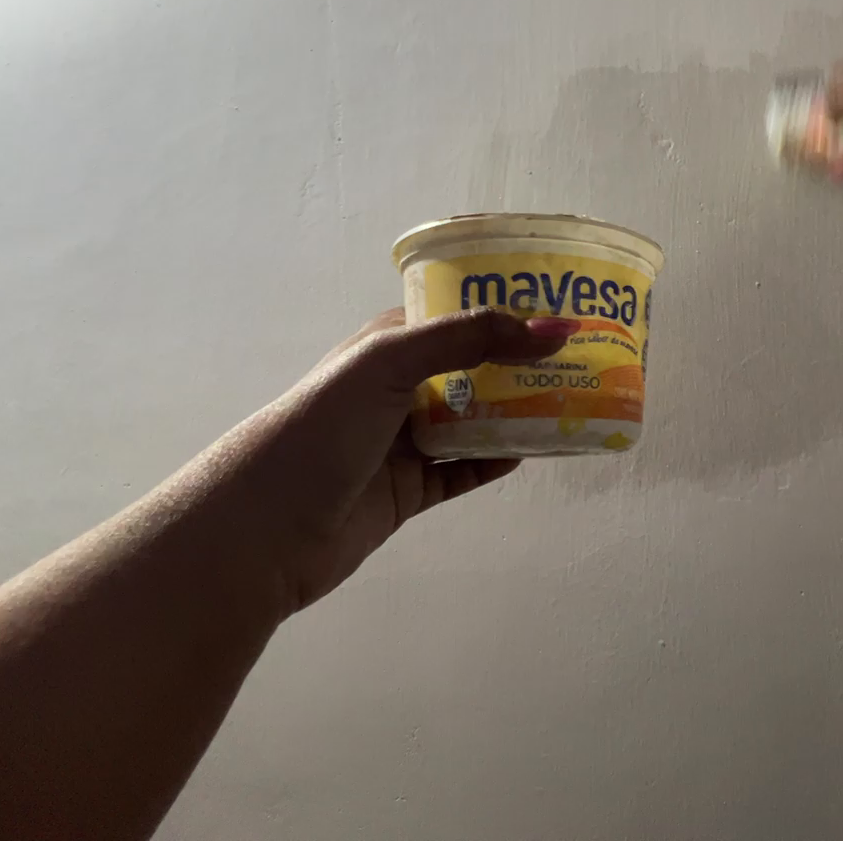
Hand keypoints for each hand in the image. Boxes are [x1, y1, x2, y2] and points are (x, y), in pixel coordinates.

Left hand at [188, 307, 574, 616]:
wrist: (263, 534)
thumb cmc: (322, 428)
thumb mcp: (391, 362)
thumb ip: (470, 339)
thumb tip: (556, 328)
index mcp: (388, 346)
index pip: (458, 316)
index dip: (506, 310)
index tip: (559, 309)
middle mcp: (399, 388)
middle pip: (473, 369)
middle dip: (521, 363)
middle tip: (579, 358)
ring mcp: (405, 441)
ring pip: (476, 419)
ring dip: (518, 412)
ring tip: (571, 403)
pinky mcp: (412, 489)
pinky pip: (467, 468)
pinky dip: (498, 459)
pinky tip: (535, 451)